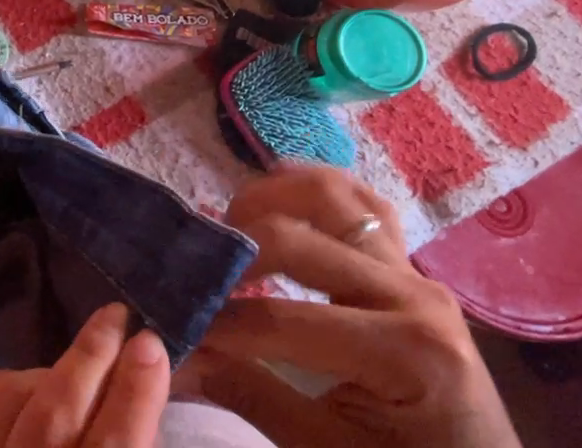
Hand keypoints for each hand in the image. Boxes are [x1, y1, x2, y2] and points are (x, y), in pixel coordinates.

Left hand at [0, 303, 169, 447]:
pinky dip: (13, 393)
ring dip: (53, 371)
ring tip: (88, 355)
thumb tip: (139, 405)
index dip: (135, 395)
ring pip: (12, 403)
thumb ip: (125, 438)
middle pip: (57, 413)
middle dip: (91, 357)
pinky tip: (37, 391)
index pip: (116, 446)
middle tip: (120, 313)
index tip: (152, 344)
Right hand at [187, 165, 521, 447]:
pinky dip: (308, 189)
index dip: (217, 322)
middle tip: (191, 276)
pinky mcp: (406, 260)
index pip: (281, 319)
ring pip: (330, 195)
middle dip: (231, 254)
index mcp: (405, 352)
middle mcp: (413, 293)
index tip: (171, 326)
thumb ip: (245, 392)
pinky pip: (358, 201)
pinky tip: (273, 200)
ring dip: (267, 200)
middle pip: (296, 240)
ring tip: (230, 228)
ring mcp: (413, 269)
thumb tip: (168, 361)